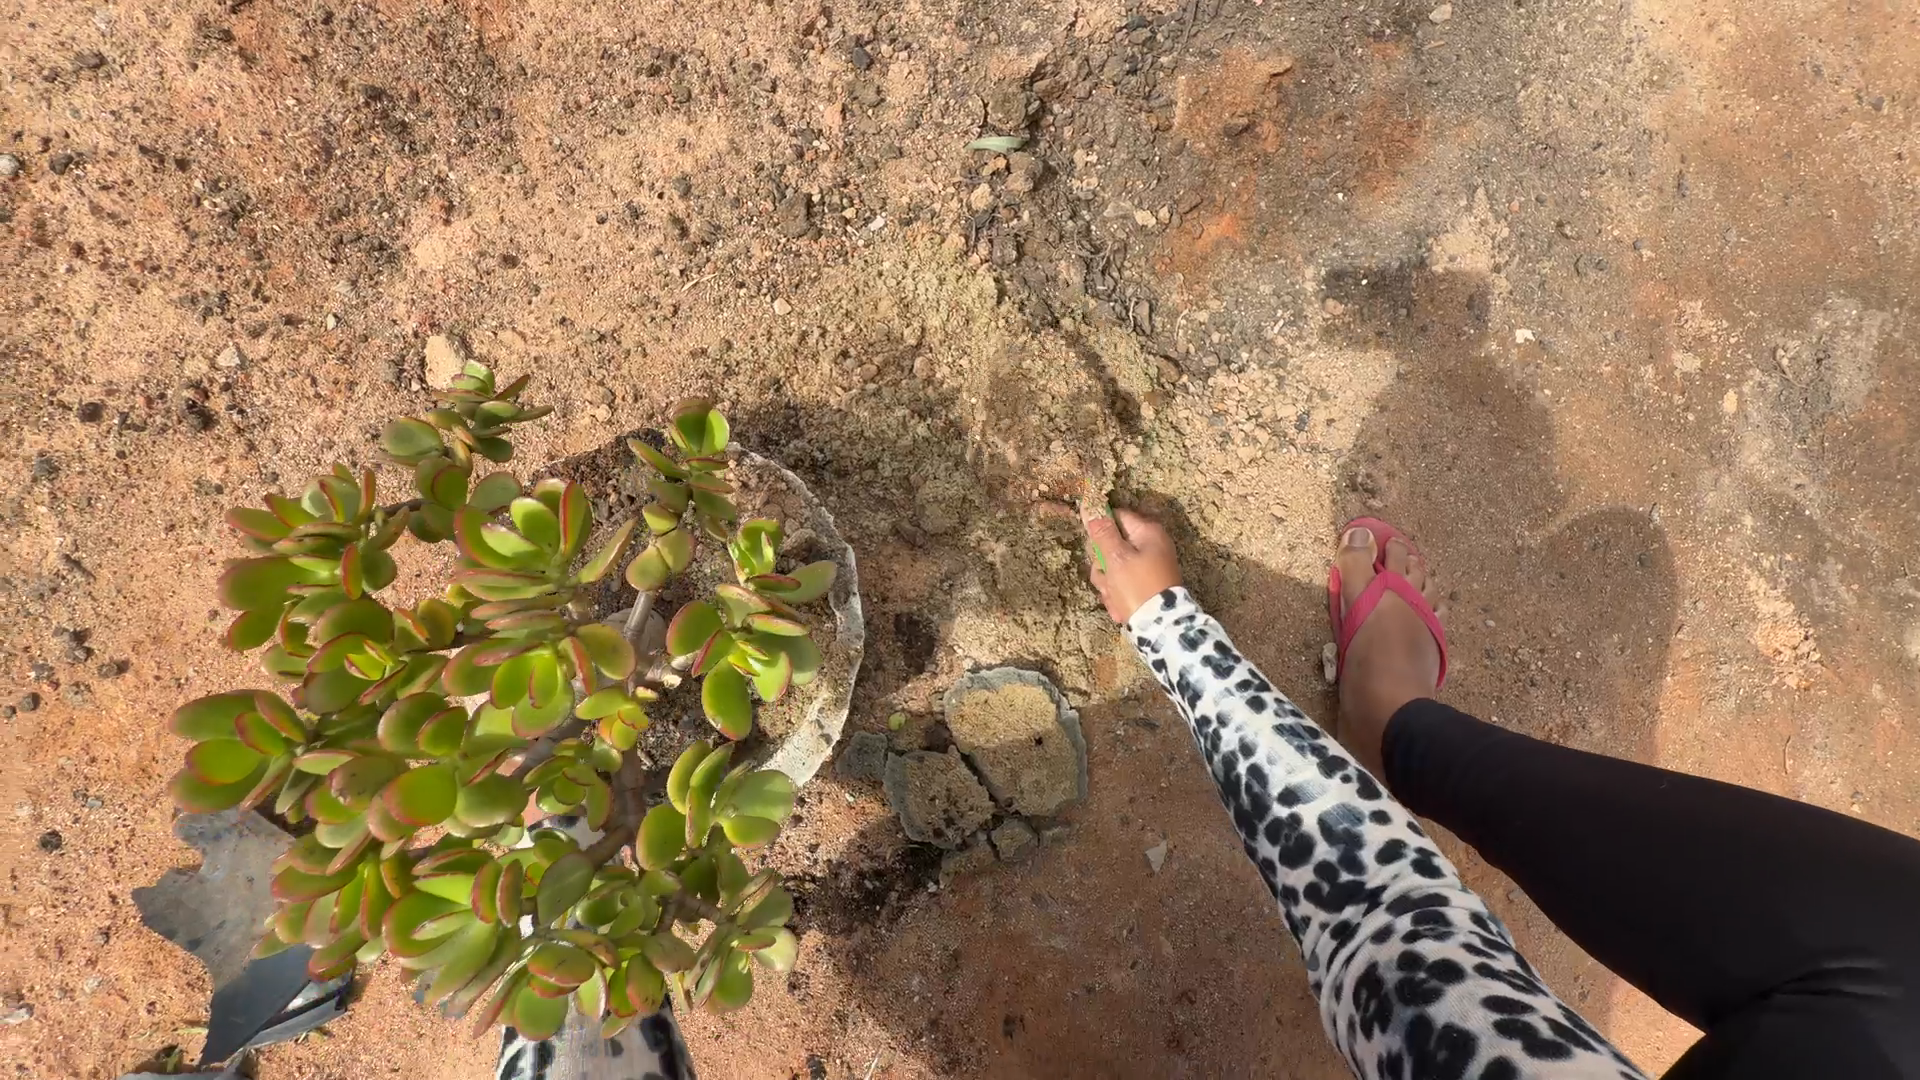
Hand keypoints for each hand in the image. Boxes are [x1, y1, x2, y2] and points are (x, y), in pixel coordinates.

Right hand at [1083, 504, 1182, 623]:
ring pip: (1112, 566)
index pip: (1116, 516)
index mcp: (1148, 532)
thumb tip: (1089, 504)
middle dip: (1102, 564)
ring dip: (1107, 583)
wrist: (1159, 626)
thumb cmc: (1137, 586)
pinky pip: (1121, 583)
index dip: (1100, 530)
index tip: (1094, 548)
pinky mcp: (1144, 584)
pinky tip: (1120, 606)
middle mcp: (1151, 545)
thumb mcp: (1116, 557)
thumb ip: (1102, 532)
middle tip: (1107, 577)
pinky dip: (1117, 594)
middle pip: (1111, 543)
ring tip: (1115, 597)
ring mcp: (1148, 566)